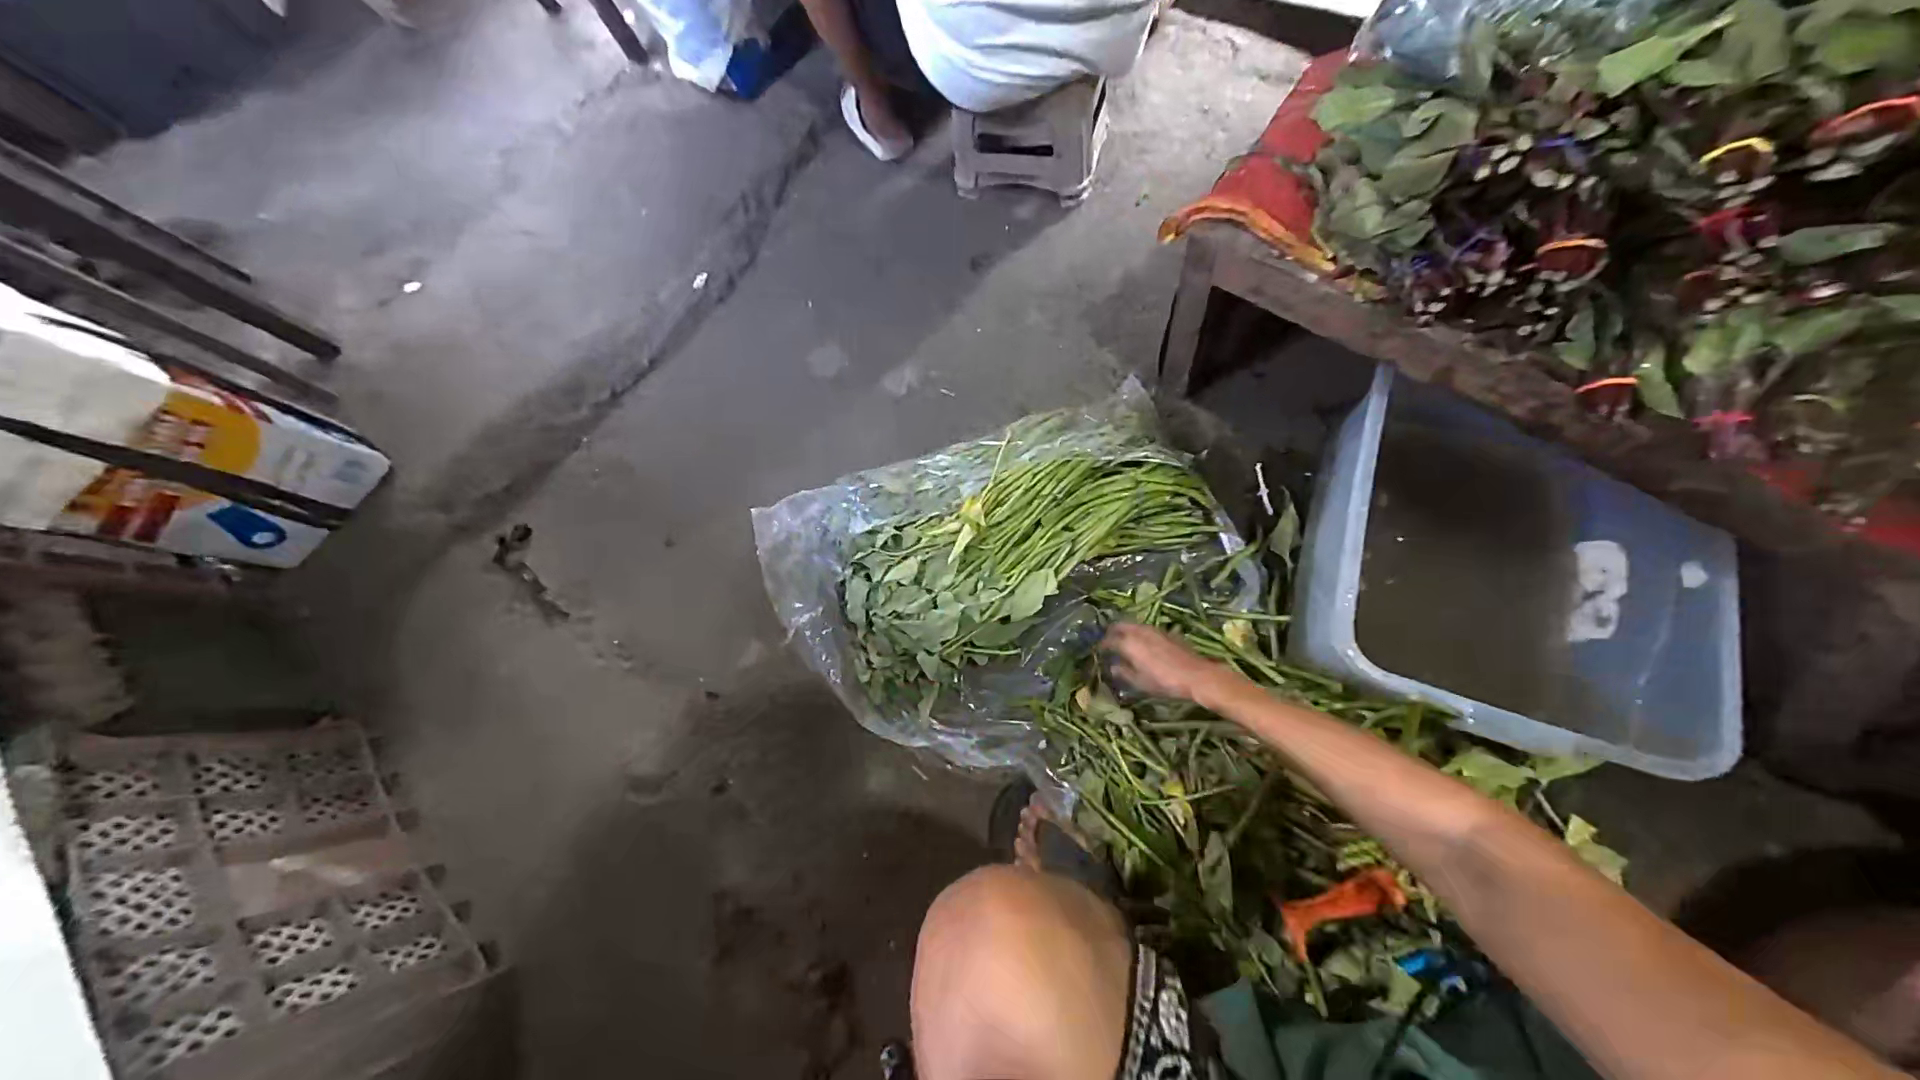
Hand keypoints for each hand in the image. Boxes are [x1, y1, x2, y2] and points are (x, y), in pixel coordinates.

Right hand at [1099, 622, 1238, 704]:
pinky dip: (1140, 633)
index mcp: (1130, 644)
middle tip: (1108, 640)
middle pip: (1121, 626)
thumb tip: (1113, 667)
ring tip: (1124, 640)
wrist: (1197, 675)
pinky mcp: (1167, 632)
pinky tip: (1143, 642)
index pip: (1110, 640)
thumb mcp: (1141, 682)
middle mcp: (1140, 632)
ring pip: (1135, 625)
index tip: (1098, 650)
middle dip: (1112, 631)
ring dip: (1126, 630)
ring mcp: (1155, 630)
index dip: (1102, 645)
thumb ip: (1124, 672)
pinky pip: (1147, 629)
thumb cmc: (1165, 682)